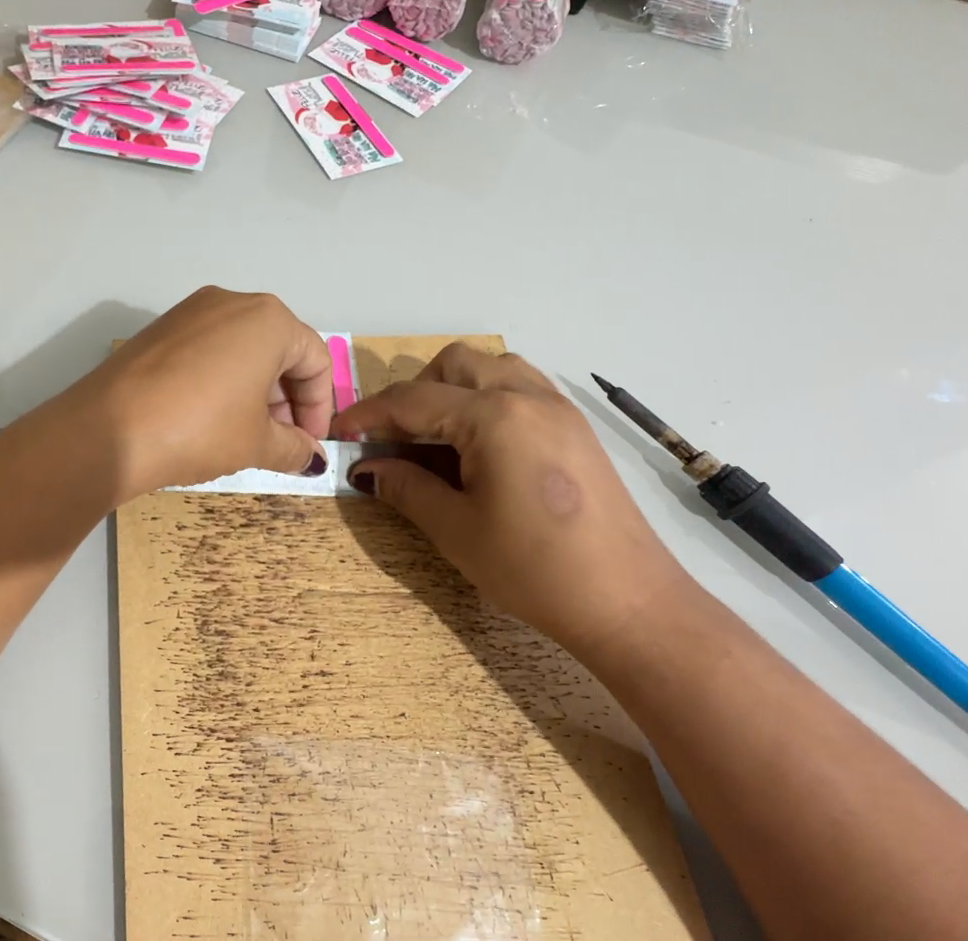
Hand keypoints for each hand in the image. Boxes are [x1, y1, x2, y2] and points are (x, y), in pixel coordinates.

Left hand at [65, 287, 331, 500]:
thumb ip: (293, 448)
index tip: (309, 444)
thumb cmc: (200, 429)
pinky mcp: (159, 330)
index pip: (315, 360)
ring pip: (241, 350)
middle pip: (278, 350)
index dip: (320, 407)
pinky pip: (208, 351)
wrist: (108, 430)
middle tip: (280, 442)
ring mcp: (190, 312)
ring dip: (255, 392)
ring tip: (245, 436)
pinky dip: (221, 381)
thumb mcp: (257, 443)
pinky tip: (209, 419)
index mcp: (268, 319)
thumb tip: (311, 457)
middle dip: (287, 399)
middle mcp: (231, 302)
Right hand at [332, 344, 690, 649]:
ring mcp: (558, 408)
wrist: (628, 602)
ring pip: (492, 368)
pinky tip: (478, 445)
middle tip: (395, 438)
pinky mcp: (575, 428)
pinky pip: (521, 387)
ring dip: (453, 388)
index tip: (338, 432)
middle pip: (454, 364)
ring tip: (437, 437)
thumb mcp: (455, 529)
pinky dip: (487, 398)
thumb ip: (405, 487)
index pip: (412, 401)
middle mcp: (527, 396)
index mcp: (494, 417)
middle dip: (414, 392)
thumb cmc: (533, 568)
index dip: (367, 415)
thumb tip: (366, 468)